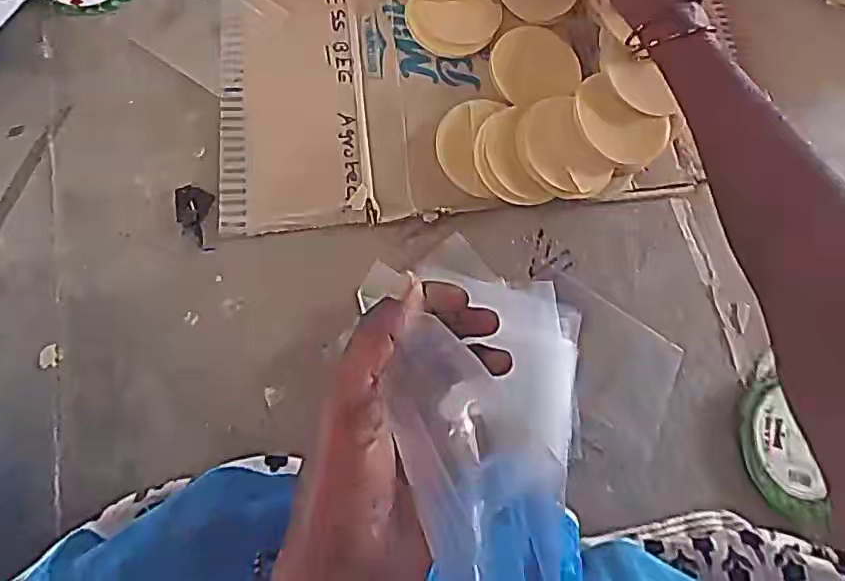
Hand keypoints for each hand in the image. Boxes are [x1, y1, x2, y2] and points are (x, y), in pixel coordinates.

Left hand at [275, 280, 508, 580]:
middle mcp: (391, 391)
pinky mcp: (436, 453)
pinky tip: (498, 401)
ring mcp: (415, 422)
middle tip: (489, 323)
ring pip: (450, 374)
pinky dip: (483, 400)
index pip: (401, 318)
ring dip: (476, 359)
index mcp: (368, 373)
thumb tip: (405, 291)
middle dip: (462, 325)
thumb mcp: (351, 404)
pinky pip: (464, 415)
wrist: (352, 564)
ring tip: (501, 359)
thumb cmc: (343, 484)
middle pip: (430, 341)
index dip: (431, 301)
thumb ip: (372, 345)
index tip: (462, 299)